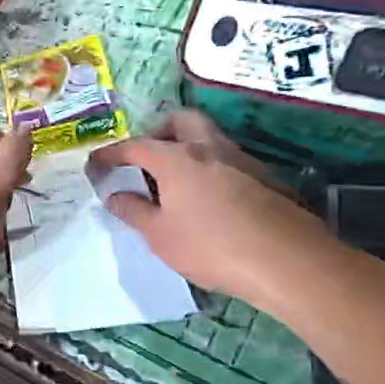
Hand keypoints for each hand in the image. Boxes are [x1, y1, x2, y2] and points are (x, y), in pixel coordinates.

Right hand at [89, 110, 342, 305]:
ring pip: (209, 139)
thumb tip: (115, 196)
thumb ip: (134, 211)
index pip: (134, 146)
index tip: (95, 164)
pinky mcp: (267, 180)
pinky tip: (208, 201)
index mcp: (176, 158)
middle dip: (158, 131)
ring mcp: (243, 161)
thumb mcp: (160, 235)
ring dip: (187, 150)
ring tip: (174, 183)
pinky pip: (229, 162)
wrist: (288, 262)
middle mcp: (210, 148)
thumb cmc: (211, 246)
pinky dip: (211, 170)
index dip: (111, 153)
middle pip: (181, 121)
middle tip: (146, 157)